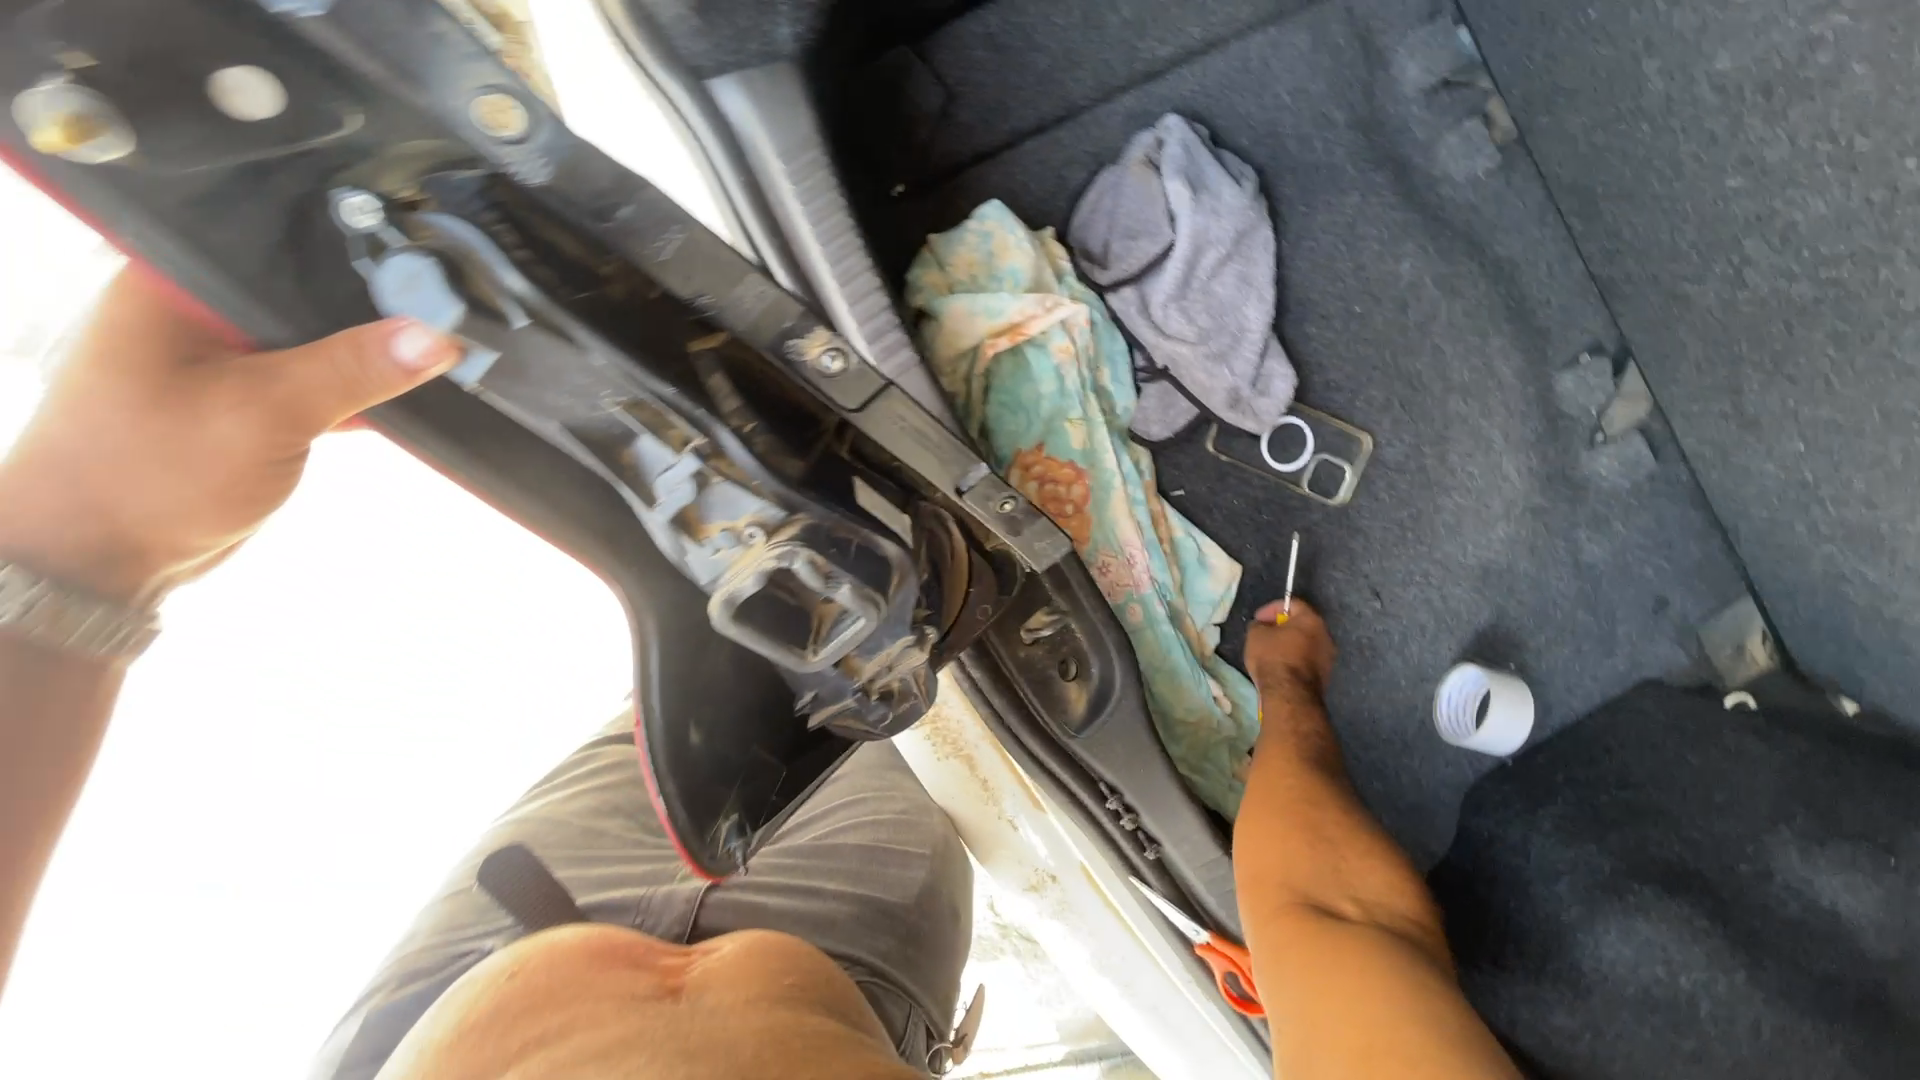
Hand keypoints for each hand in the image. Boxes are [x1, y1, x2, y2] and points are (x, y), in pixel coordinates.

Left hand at [0, 267, 459, 602]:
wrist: (105, 558)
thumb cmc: (155, 473)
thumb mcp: (265, 413)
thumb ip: (353, 370)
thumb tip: (439, 337)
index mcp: (179, 282)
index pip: (288, 245)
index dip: (364, 253)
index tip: (439, 267)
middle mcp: (204, 308)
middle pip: (315, 292)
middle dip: (381, 309)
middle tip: (455, 312)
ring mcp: (230, 355)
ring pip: (326, 339)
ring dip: (376, 355)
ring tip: (445, 351)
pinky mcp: (254, 396)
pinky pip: (324, 377)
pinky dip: (363, 388)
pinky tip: (407, 393)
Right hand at [1245, 598, 1335, 702]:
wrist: (1289, 694)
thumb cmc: (1273, 657)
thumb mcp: (1255, 635)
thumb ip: (1259, 625)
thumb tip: (1262, 626)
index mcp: (1311, 620)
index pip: (1293, 604)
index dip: (1272, 608)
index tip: (1258, 618)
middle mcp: (1325, 635)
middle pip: (1303, 624)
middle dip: (1283, 627)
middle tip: (1265, 633)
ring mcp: (1328, 657)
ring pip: (1307, 643)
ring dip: (1290, 644)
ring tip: (1271, 651)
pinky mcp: (1325, 675)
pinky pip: (1308, 659)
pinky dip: (1295, 659)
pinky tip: (1280, 666)